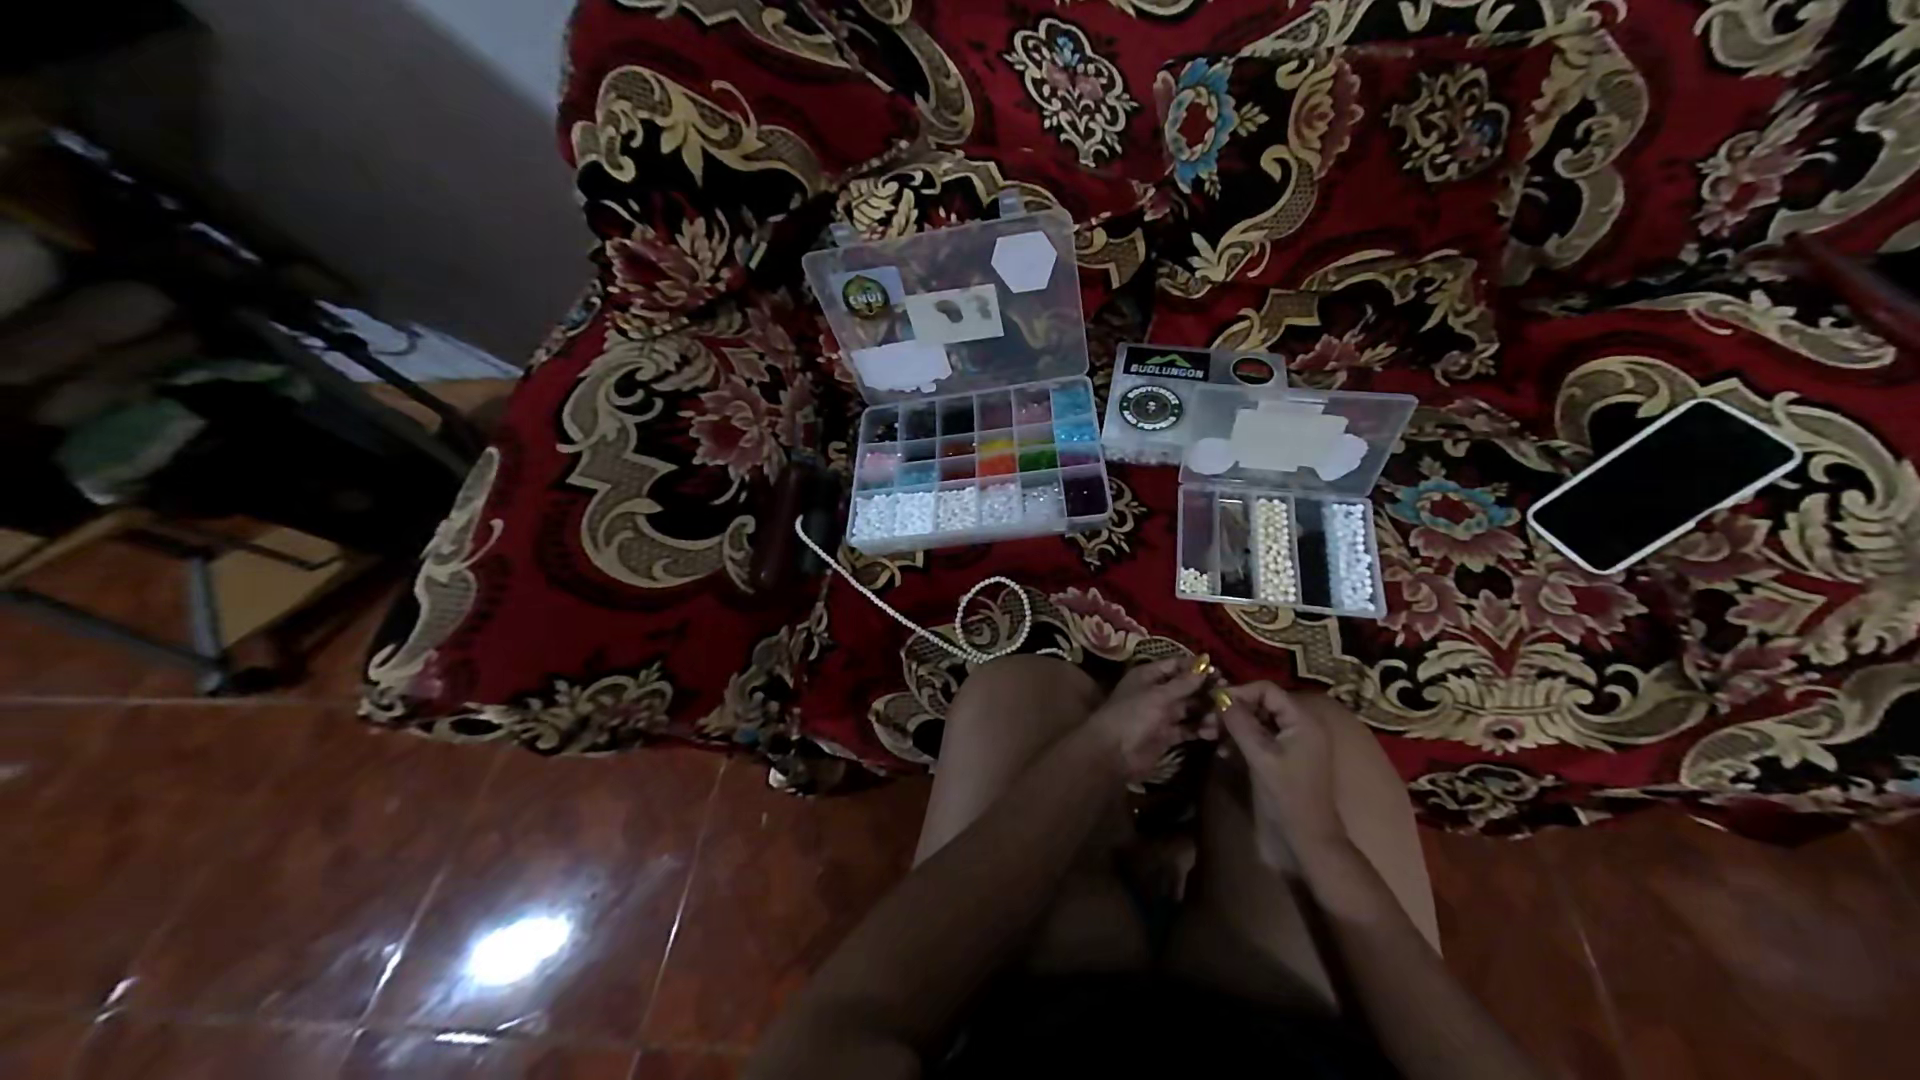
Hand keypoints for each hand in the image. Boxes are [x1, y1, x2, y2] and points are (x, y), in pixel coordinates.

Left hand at [1086, 657, 1211, 780]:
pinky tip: (1214, 732)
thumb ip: (1183, 683)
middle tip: (1229, 694)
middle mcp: (1156, 692)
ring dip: (1206, 711)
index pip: (1176, 665)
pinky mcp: (1167, 735)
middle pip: (1186, 687)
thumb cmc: (1132, 715)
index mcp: (1148, 676)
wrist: (1113, 753)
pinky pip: (1188, 728)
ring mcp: (1162, 714)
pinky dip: (1200, 729)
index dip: (1196, 667)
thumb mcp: (1158, 696)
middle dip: (1205, 690)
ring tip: (1223, 716)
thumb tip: (1205, 665)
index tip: (1220, 671)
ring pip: (1189, 708)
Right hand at [1220, 682, 1344, 862]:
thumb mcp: (1260, 756)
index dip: (1239, 692)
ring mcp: (1295, 741)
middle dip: (1232, 710)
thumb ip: (1240, 723)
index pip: (1267, 690)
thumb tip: (1219, 697)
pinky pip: (1261, 736)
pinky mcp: (1287, 755)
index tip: (1212, 704)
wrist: (1308, 838)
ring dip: (1233, 725)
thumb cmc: (1286, 794)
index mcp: (1303, 720)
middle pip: (1262, 703)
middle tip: (1205, 722)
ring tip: (1208, 735)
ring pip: (1259, 720)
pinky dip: (1241, 738)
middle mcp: (1302, 724)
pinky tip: (1223, 750)